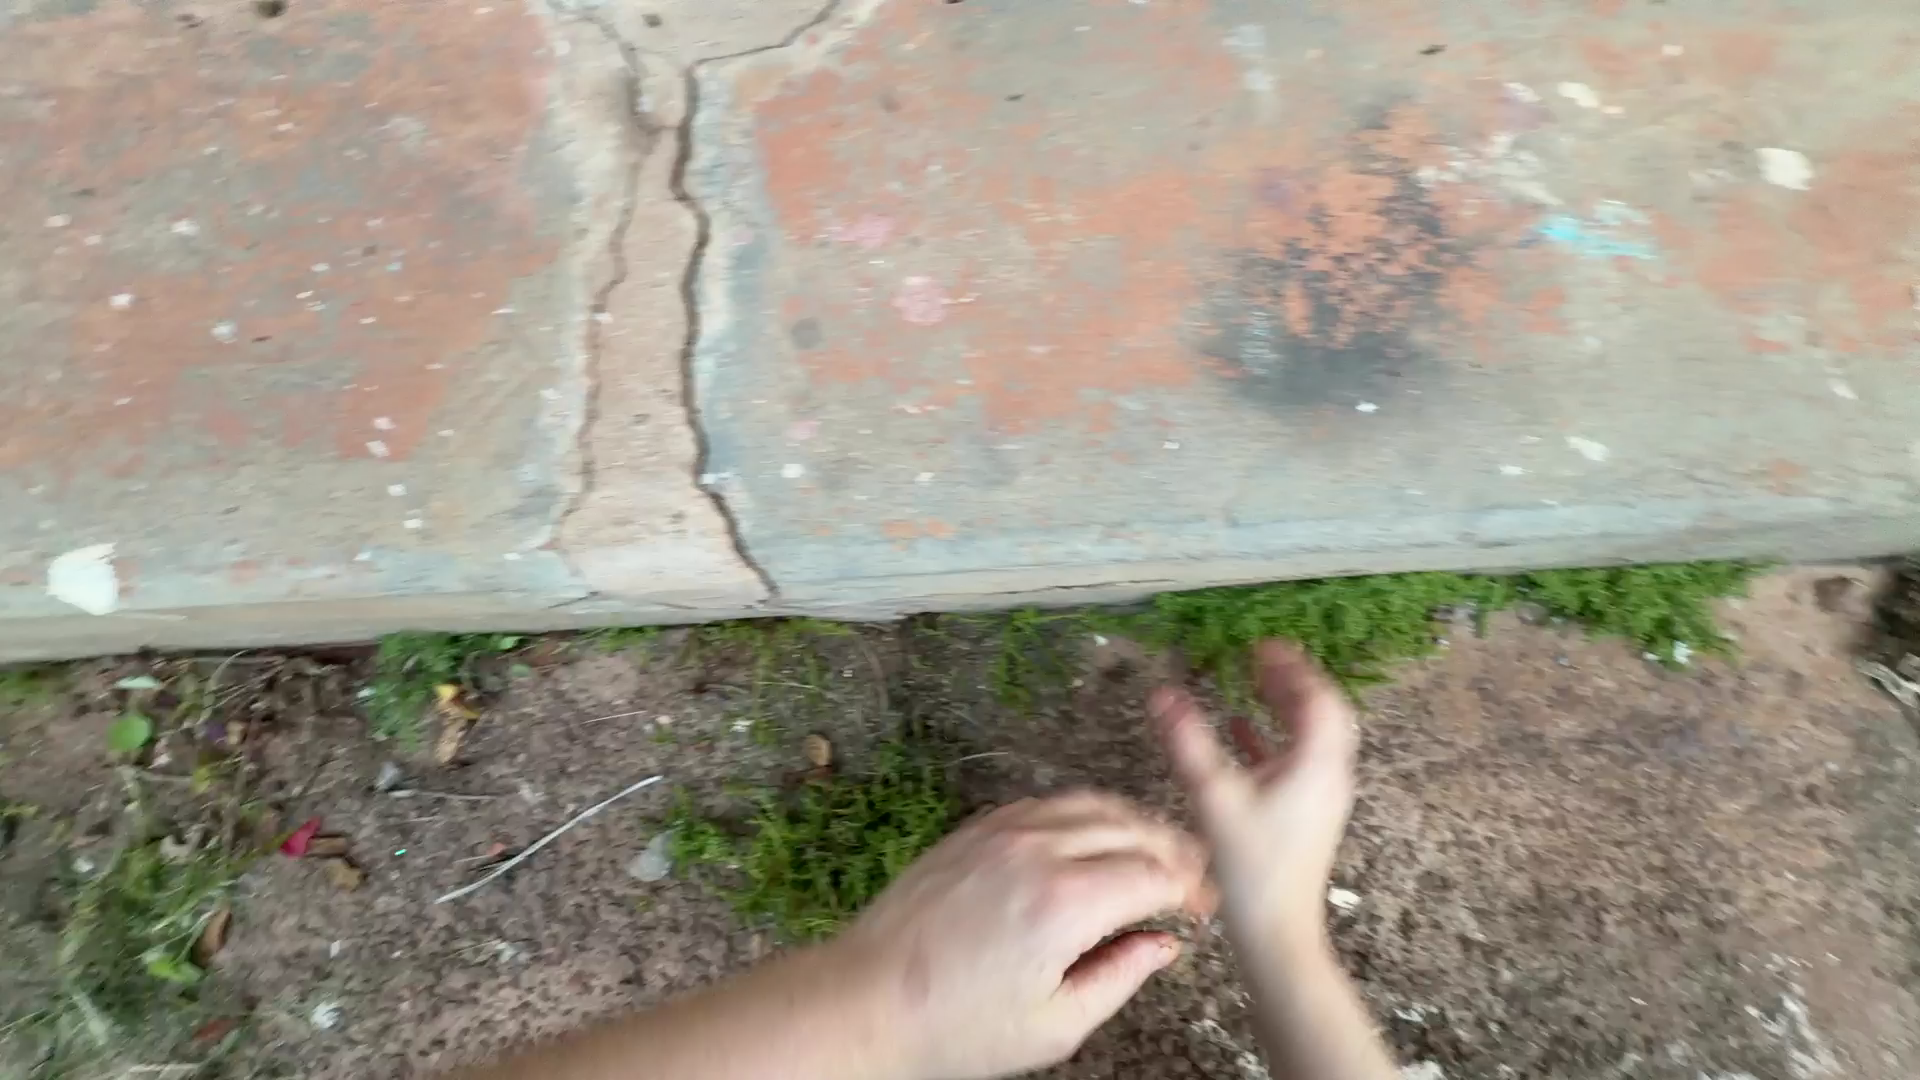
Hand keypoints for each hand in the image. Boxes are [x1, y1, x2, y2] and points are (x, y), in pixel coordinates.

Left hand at [829, 792, 1212, 1079]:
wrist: (872, 993)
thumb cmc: (959, 1024)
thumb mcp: (1054, 1024)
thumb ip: (1120, 976)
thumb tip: (1164, 945)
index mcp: (1064, 902)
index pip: (1152, 874)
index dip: (1189, 887)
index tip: (1203, 904)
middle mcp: (1039, 848)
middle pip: (1130, 828)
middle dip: (1172, 848)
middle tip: (1193, 872)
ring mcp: (1006, 827)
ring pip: (1092, 804)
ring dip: (1134, 822)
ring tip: (1156, 847)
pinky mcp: (982, 824)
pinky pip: (1051, 803)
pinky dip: (1087, 812)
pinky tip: (1096, 834)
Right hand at [1150, 641, 1358, 958]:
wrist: (1275, 931)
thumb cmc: (1251, 865)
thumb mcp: (1213, 796)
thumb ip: (1186, 741)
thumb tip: (1161, 692)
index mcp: (1315, 764)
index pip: (1318, 700)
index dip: (1294, 668)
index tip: (1265, 645)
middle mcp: (1324, 775)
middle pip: (1319, 713)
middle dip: (1291, 680)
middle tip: (1260, 656)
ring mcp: (1315, 795)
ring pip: (1307, 735)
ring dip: (1282, 704)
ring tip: (1252, 681)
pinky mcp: (1300, 812)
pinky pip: (1291, 758)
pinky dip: (1269, 735)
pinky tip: (1238, 727)